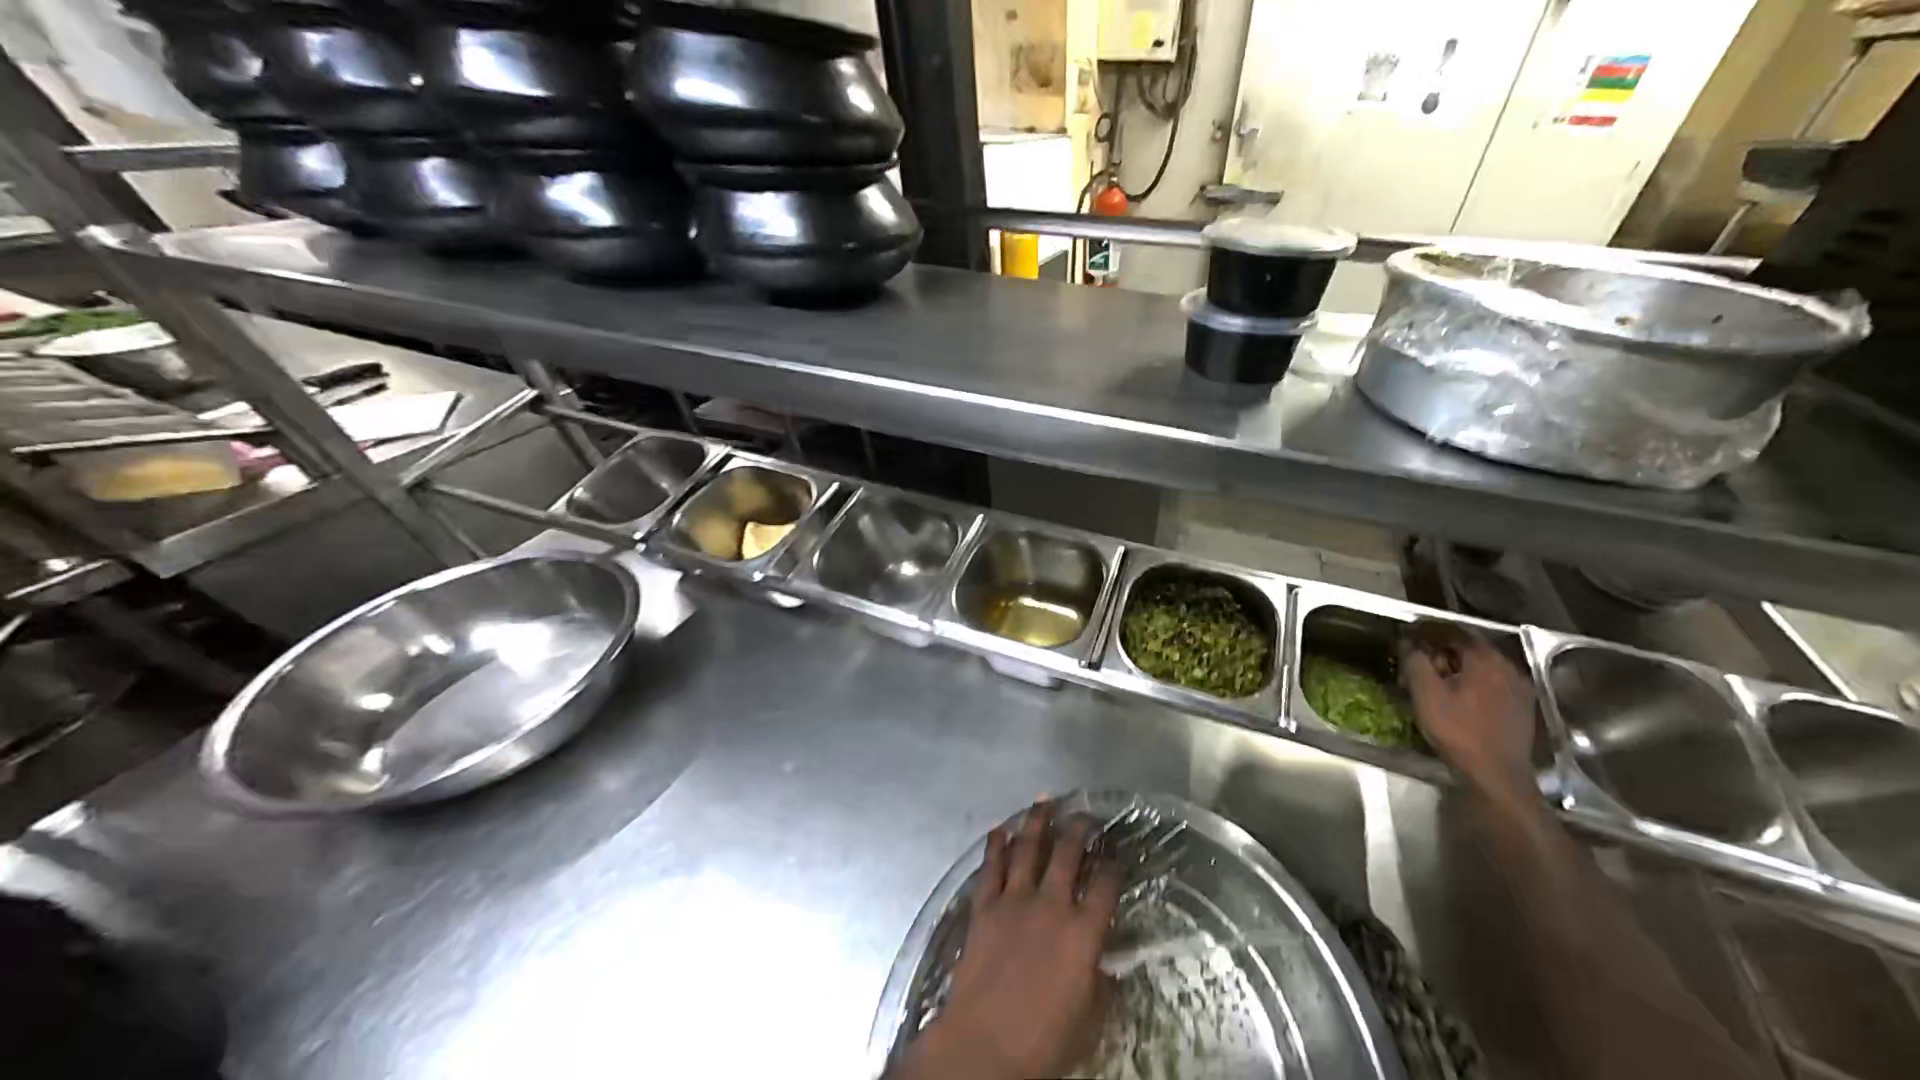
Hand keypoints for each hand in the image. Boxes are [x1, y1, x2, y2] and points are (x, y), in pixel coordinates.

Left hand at [891, 801, 1122, 1079]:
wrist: (984, 1046)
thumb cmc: (1045, 1041)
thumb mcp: (1090, 1020)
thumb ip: (1102, 985)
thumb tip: (1106, 964)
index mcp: (1084, 933)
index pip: (1106, 886)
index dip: (1113, 864)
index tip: (1116, 851)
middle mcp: (1052, 906)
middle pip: (1068, 853)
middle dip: (1078, 828)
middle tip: (1084, 813)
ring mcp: (1015, 901)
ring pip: (1028, 849)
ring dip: (1037, 822)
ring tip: (1044, 801)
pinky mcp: (984, 907)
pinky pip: (991, 867)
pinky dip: (996, 845)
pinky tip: (1001, 829)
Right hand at [1403, 621, 1537, 798]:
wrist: (1496, 773)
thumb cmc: (1457, 730)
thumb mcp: (1426, 694)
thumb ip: (1416, 662)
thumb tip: (1411, 644)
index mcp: (1485, 659)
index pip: (1453, 632)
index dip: (1427, 630)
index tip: (1408, 633)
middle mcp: (1507, 666)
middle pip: (1469, 647)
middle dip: (1442, 649)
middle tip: (1418, 659)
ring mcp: (1519, 687)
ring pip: (1482, 665)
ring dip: (1457, 665)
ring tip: (1435, 679)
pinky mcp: (1522, 705)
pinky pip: (1492, 681)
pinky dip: (1473, 680)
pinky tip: (1458, 695)